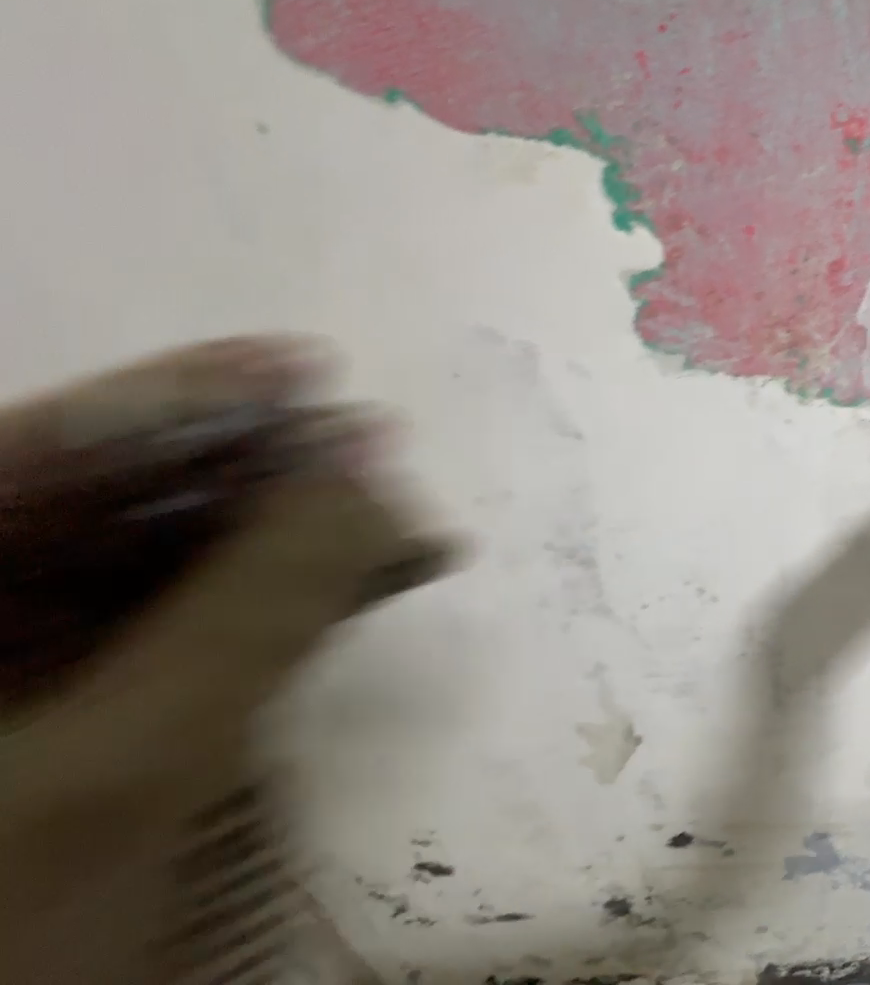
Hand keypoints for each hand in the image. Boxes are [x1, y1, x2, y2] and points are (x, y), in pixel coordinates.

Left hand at [0, 337, 455, 983]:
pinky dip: (309, 594)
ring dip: (310, 535)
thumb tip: (368, 472)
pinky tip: (383, 573)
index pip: (39, 458)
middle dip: (270, 473)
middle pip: (130, 507)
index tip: (309, 363)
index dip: (179, 401)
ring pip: (192, 563)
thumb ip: (251, 609)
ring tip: (407, 518)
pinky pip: (223, 618)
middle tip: (381, 451)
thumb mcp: (122, 769)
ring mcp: (51, 665)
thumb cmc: (9, 928)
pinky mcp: (124, 703)